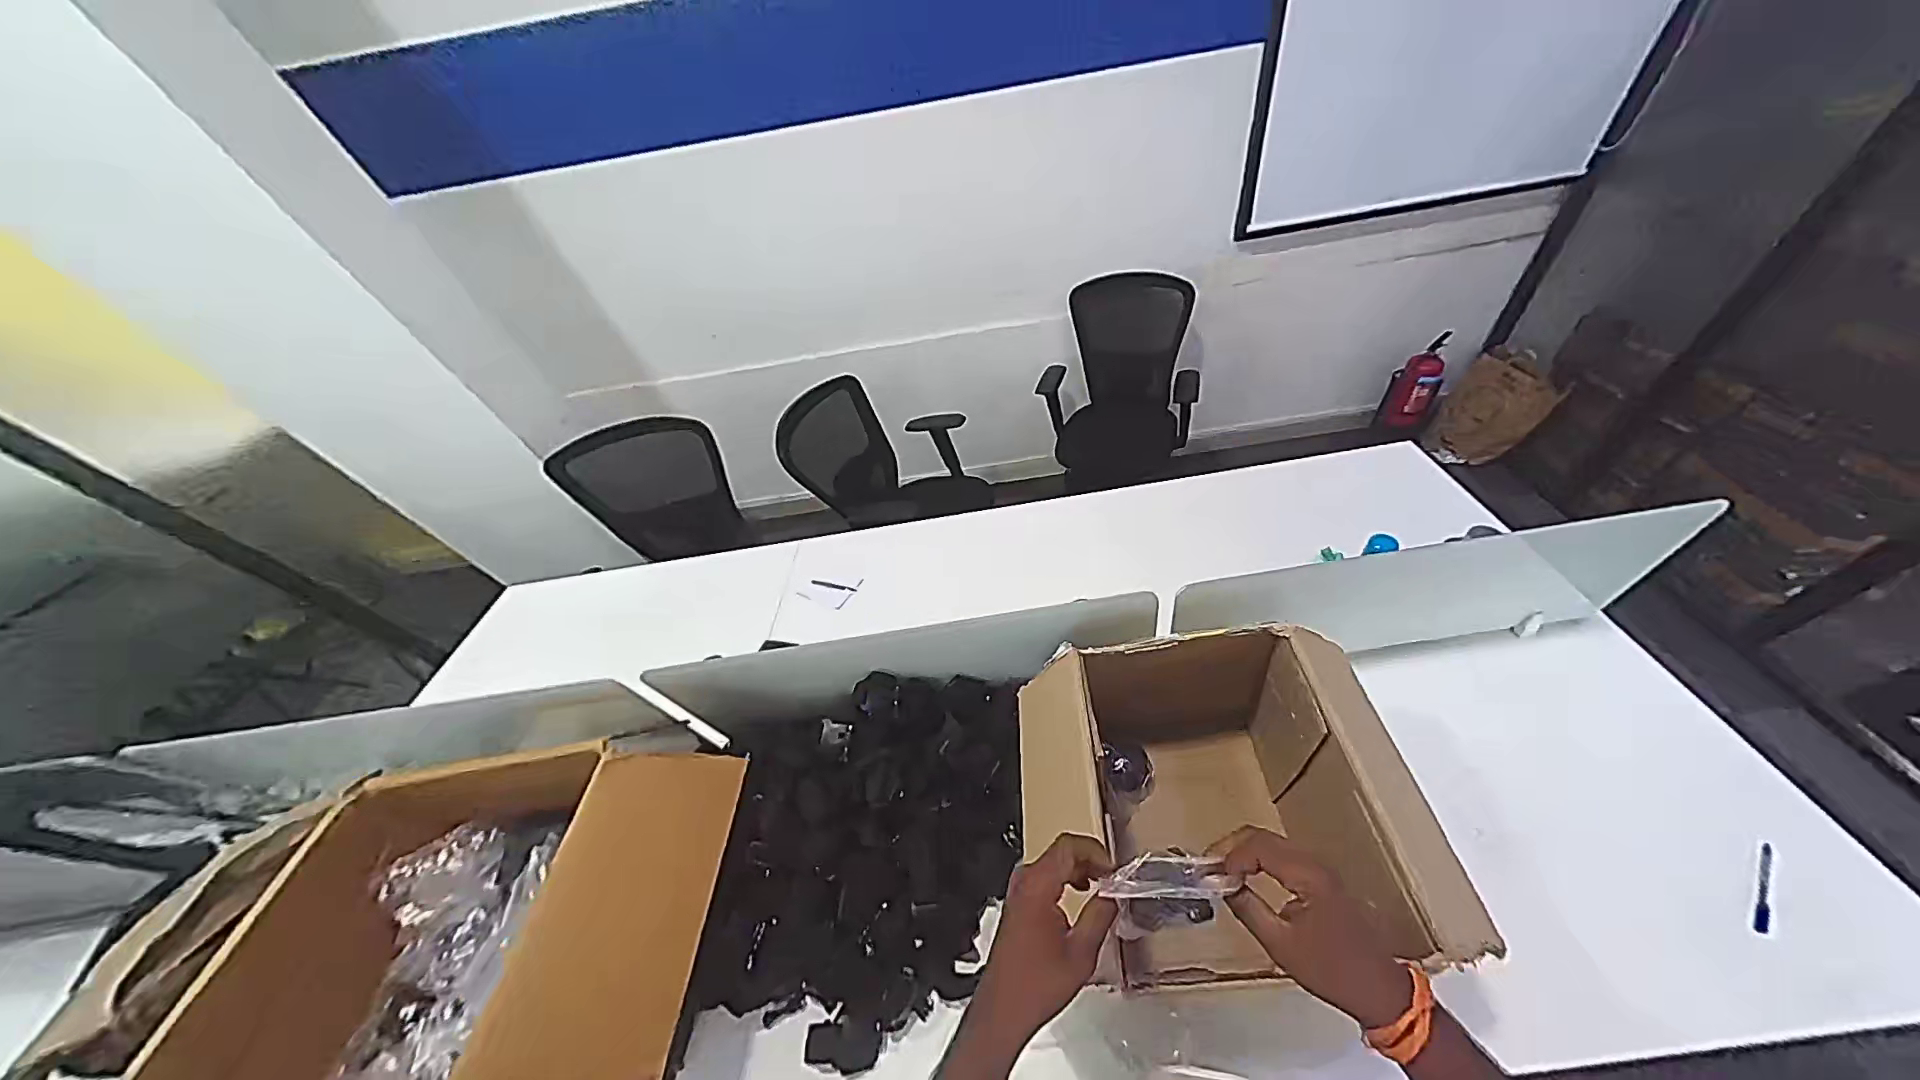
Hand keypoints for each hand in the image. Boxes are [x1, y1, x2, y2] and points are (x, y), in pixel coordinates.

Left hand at [941, 834, 1117, 1078]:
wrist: (1004, 1007)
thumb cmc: (1035, 986)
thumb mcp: (1081, 953)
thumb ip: (1100, 915)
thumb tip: (1113, 895)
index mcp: (1037, 886)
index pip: (1068, 845)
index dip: (1095, 851)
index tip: (1114, 869)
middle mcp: (1024, 881)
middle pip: (1061, 851)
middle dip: (1090, 860)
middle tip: (1112, 878)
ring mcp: (1018, 889)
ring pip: (1053, 862)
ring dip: (1079, 869)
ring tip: (1101, 886)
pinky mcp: (1018, 900)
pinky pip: (1044, 876)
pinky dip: (1066, 878)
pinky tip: (1080, 895)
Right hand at [1210, 826, 1412, 1028]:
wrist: (1380, 991)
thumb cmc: (1332, 971)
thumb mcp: (1280, 944)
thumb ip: (1247, 908)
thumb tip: (1223, 884)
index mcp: (1308, 875)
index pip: (1258, 845)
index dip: (1229, 856)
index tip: (1212, 875)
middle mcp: (1315, 863)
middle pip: (1263, 837)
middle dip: (1232, 848)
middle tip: (1210, 867)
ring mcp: (1321, 869)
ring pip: (1272, 843)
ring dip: (1245, 852)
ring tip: (1224, 871)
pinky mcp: (1322, 878)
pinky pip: (1283, 855)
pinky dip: (1260, 859)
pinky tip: (1247, 874)